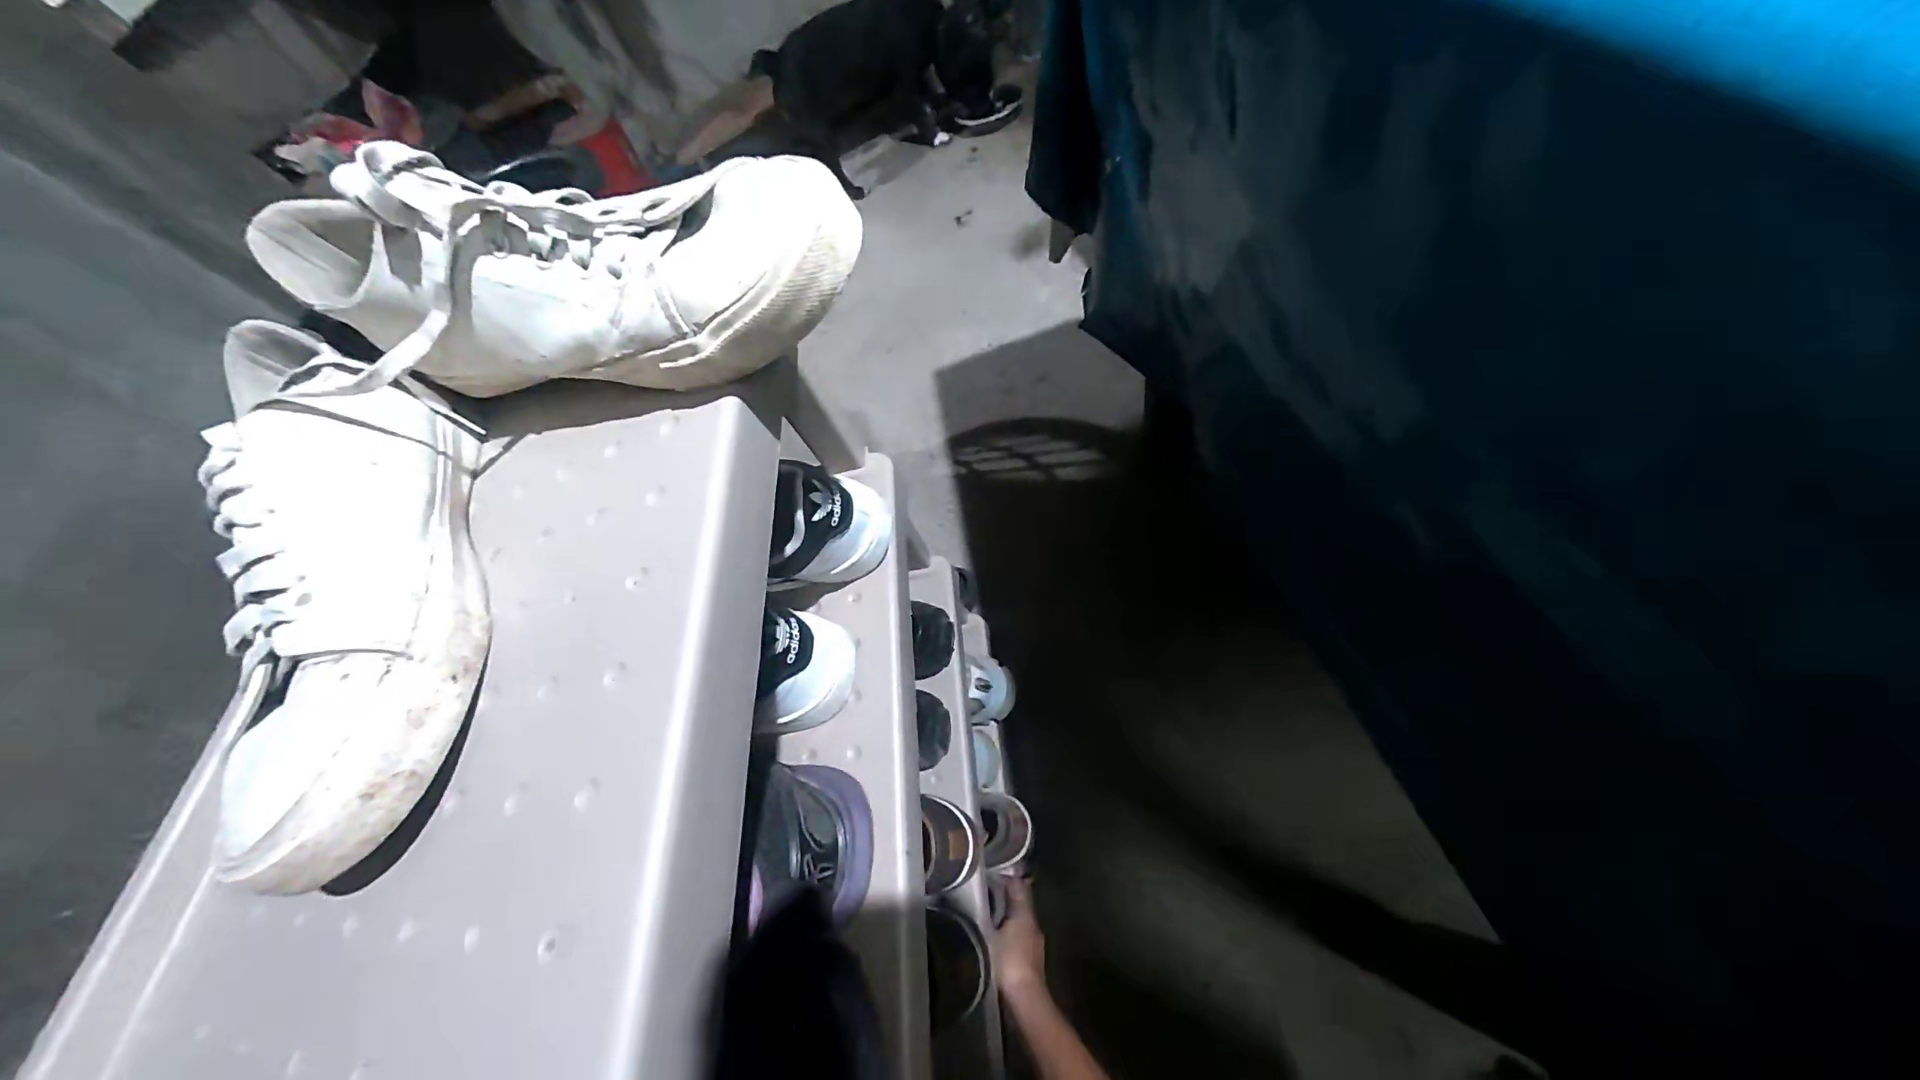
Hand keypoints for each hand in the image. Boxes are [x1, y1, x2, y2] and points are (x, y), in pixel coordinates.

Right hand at [992, 875, 1046, 997]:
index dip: (1006, 877)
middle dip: (1005, 896)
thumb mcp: (991, 934)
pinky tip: (996, 938)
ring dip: (1007, 915)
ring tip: (987, 913)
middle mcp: (1033, 924)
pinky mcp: (1032, 958)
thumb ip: (986, 914)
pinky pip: (1020, 935)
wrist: (1026, 997)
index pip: (1018, 886)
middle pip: (1020, 902)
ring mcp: (1034, 942)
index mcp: (1025, 914)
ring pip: (1020, 920)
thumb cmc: (1008, 961)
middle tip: (984, 891)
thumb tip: (981, 898)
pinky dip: (1009, 931)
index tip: (990, 872)